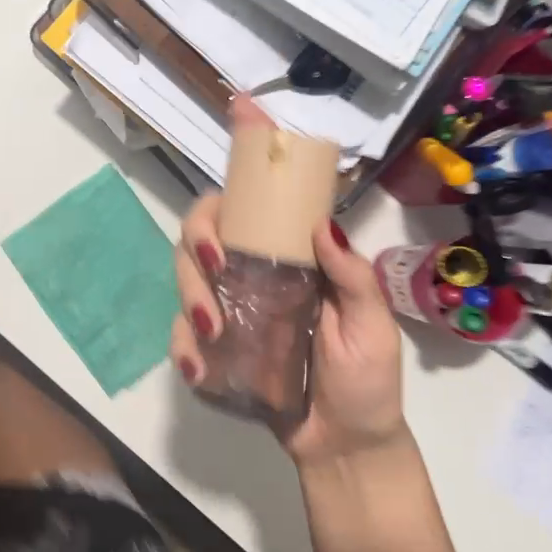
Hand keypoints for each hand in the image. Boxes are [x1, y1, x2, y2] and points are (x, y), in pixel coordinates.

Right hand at [169, 147, 405, 463]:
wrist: (343, 446)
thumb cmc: (366, 383)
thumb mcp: (372, 330)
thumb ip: (351, 280)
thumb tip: (322, 225)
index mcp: (293, 255)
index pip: (268, 194)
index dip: (251, 147)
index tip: (241, 104)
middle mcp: (254, 268)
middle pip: (207, 223)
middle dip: (199, 235)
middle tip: (215, 262)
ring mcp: (228, 304)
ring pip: (185, 269)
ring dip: (189, 291)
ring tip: (211, 331)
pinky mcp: (209, 344)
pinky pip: (179, 329)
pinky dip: (182, 343)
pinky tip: (199, 366)